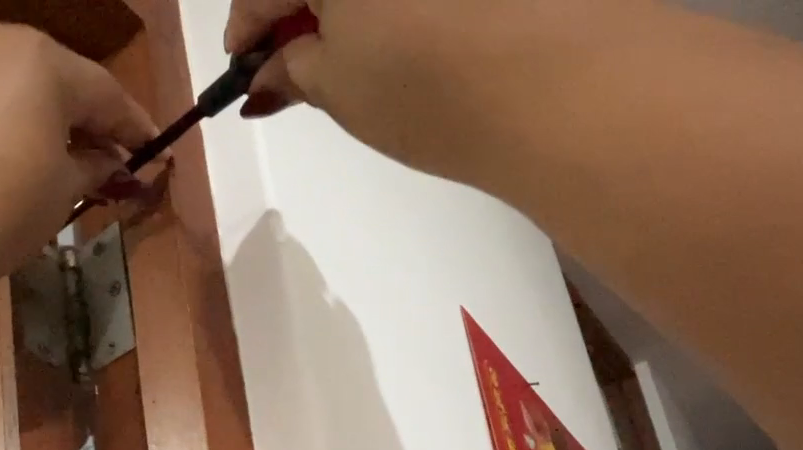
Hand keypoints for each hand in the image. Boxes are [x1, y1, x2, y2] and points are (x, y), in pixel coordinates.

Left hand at [0, 16, 156, 289]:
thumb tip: (109, 163)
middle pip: (58, 79)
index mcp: (41, 59)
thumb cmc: (2, 209)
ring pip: (14, 84)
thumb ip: (94, 167)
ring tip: (61, 161)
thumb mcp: (63, 190)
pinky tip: (11, 156)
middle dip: (87, 120)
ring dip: (43, 118)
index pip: (104, 93)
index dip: (134, 128)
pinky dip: (3, 120)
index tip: (155, 151)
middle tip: (110, 159)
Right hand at [228, 0, 655, 189]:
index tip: (244, 68)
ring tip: (360, 57)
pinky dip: (392, 7)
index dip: (245, 32)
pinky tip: (408, 35)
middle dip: (297, 15)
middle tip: (298, 66)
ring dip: (347, 10)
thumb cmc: (426, 89)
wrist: (557, 84)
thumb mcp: (340, 89)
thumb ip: (291, 70)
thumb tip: (264, 74)